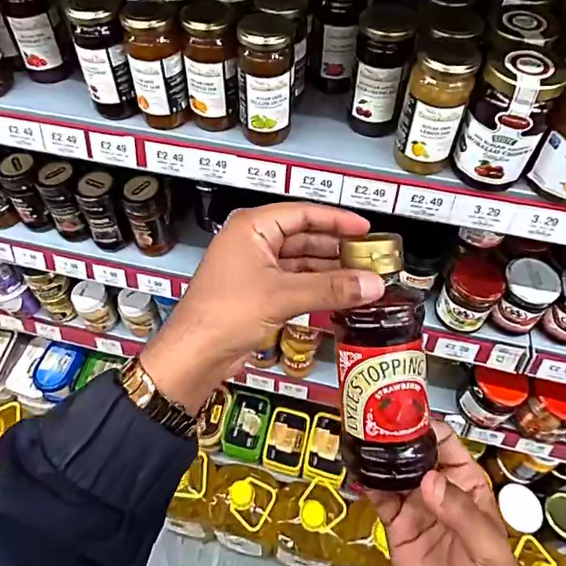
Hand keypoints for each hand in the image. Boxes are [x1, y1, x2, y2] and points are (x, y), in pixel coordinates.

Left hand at [140, 203, 382, 410]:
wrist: (196, 353)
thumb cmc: (220, 315)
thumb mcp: (284, 296)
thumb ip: (332, 288)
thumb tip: (369, 283)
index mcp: (252, 227)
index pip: (303, 212)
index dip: (336, 219)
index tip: (363, 228)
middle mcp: (252, 242)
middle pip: (303, 235)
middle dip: (336, 246)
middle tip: (367, 256)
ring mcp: (253, 267)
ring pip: (300, 260)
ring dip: (328, 269)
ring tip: (359, 276)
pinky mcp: (257, 290)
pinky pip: (293, 280)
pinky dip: (315, 285)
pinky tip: (338, 293)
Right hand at [370, 423, 543, 565]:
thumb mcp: (488, 550)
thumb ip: (460, 513)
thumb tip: (429, 481)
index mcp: (468, 486)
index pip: (444, 442)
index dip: (424, 424)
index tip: (402, 412)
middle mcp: (440, 491)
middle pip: (413, 451)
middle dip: (394, 435)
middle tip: (371, 420)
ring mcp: (417, 509)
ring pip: (393, 471)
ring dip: (378, 455)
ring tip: (358, 437)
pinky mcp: (398, 530)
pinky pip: (380, 499)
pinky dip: (368, 483)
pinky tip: (358, 471)